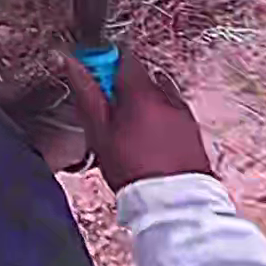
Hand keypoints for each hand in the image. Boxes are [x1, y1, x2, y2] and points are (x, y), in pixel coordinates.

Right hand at [60, 47, 211, 191]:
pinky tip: (146, 137)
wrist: (174, 207)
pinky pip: (171, 111)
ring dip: (141, 101)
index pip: (123, 58)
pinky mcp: (193, 132)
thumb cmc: (133, 169)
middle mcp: (168, 98)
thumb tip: (72, 63)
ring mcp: (184, 115)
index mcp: (142, 94)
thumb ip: (86, 91)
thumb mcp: (99, 129)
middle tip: (107, 107)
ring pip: (157, 93)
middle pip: (141, 76)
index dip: (105, 63)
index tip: (94, 76)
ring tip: (127, 125)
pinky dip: (158, 116)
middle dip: (122, 85)